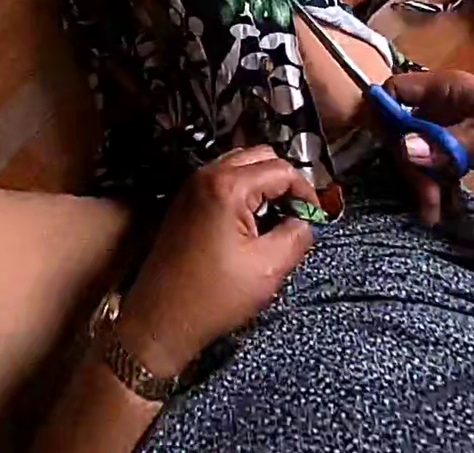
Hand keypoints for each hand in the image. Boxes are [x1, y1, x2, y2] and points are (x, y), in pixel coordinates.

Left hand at [114, 147, 317, 375]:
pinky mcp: (187, 197)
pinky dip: (243, 187)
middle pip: (261, 156)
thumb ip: (295, 236)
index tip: (314, 216)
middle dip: (284, 180)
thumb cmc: (212, 296)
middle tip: (295, 213)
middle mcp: (209, 174)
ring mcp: (194, 183)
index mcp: (229, 186)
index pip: (281, 169)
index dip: (305, 191)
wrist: (160, 318)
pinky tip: (250, 219)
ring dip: (263, 181)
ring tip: (274, 217)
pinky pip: (224, 176)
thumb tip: (305, 221)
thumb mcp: (267, 269)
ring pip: (242, 162)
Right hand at [385, 70, 473, 224]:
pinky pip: (434, 164)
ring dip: (420, 179)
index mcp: (447, 88)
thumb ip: (445, 144)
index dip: (382, 113)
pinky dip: (435, 184)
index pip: (396, 90)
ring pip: (417, 149)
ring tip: (432, 211)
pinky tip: (443, 207)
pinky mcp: (462, 150)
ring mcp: (452, 128)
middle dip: (407, 162)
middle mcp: (444, 104)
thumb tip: (403, 148)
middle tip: (423, 197)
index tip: (379, 147)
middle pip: (404, 127)